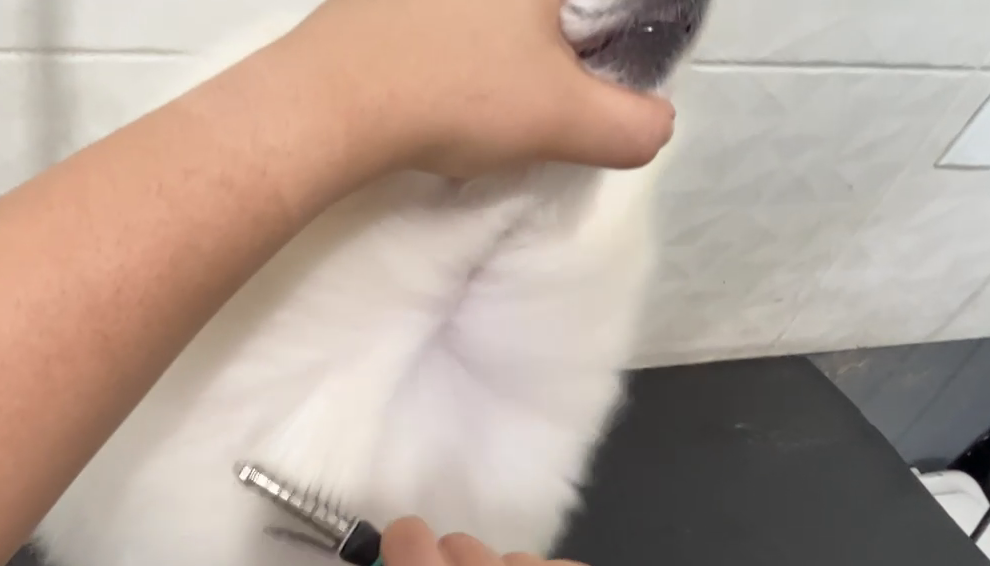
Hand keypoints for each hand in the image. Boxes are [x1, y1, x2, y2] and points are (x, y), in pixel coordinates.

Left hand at [273, 0, 676, 176]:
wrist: (334, 102)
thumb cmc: (456, 95)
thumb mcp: (559, 120)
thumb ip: (626, 127)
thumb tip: (655, 129)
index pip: (608, 2)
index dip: (615, 28)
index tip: (596, 77)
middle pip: (550, 8)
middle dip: (562, 37)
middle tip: (552, 79)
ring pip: (495, 15)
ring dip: (506, 37)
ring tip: (492, 88)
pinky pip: (445, 17)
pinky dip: (458, 36)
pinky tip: (446, 73)